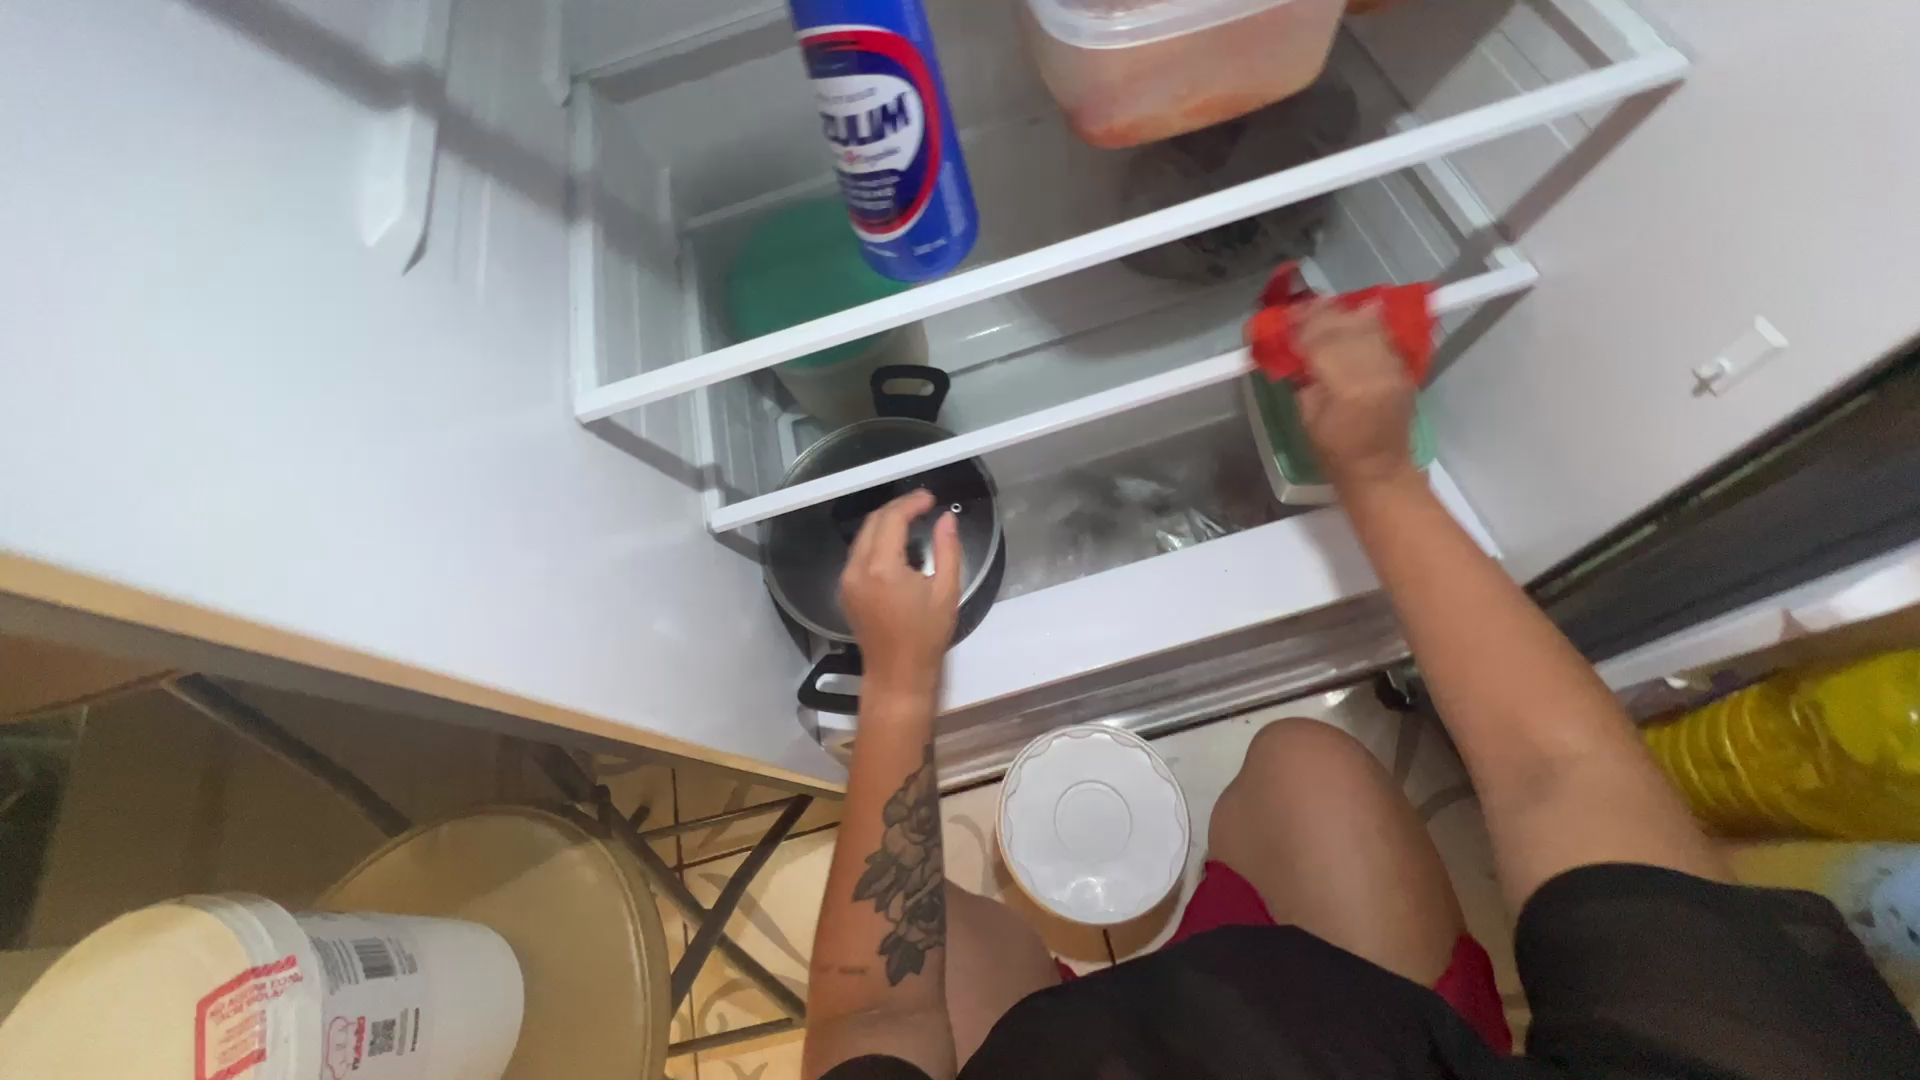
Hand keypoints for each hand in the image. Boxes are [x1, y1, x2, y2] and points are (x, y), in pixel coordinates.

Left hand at [839, 489, 961, 698]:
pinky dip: (876, 541)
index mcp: (882, 568)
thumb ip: (947, 549)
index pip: (892, 519)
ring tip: (912, 520)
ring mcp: (847, 580)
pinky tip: (896, 544)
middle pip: (873, 522)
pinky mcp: (845, 590)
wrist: (897, 674)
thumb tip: (947, 518)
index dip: (911, 503)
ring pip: (862, 537)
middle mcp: (857, 569)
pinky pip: (858, 554)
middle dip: (897, 508)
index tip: (930, 499)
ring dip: (885, 523)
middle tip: (923, 505)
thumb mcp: (946, 591)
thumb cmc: (926, 636)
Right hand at [1294, 301, 1418, 492]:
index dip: (1301, 326)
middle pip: (1346, 327)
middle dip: (1321, 314)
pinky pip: (1382, 336)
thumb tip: (1294, 350)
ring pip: (1369, 325)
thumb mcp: (1306, 417)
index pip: (1321, 342)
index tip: (1285, 317)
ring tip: (1326, 307)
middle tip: (1302, 306)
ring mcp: (1393, 368)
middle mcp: (1374, 371)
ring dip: (1345, 313)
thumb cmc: (1334, 452)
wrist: (1379, 470)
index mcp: (1346, 388)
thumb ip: (1304, 379)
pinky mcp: (1402, 369)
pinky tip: (1354, 315)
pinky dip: (1366, 323)